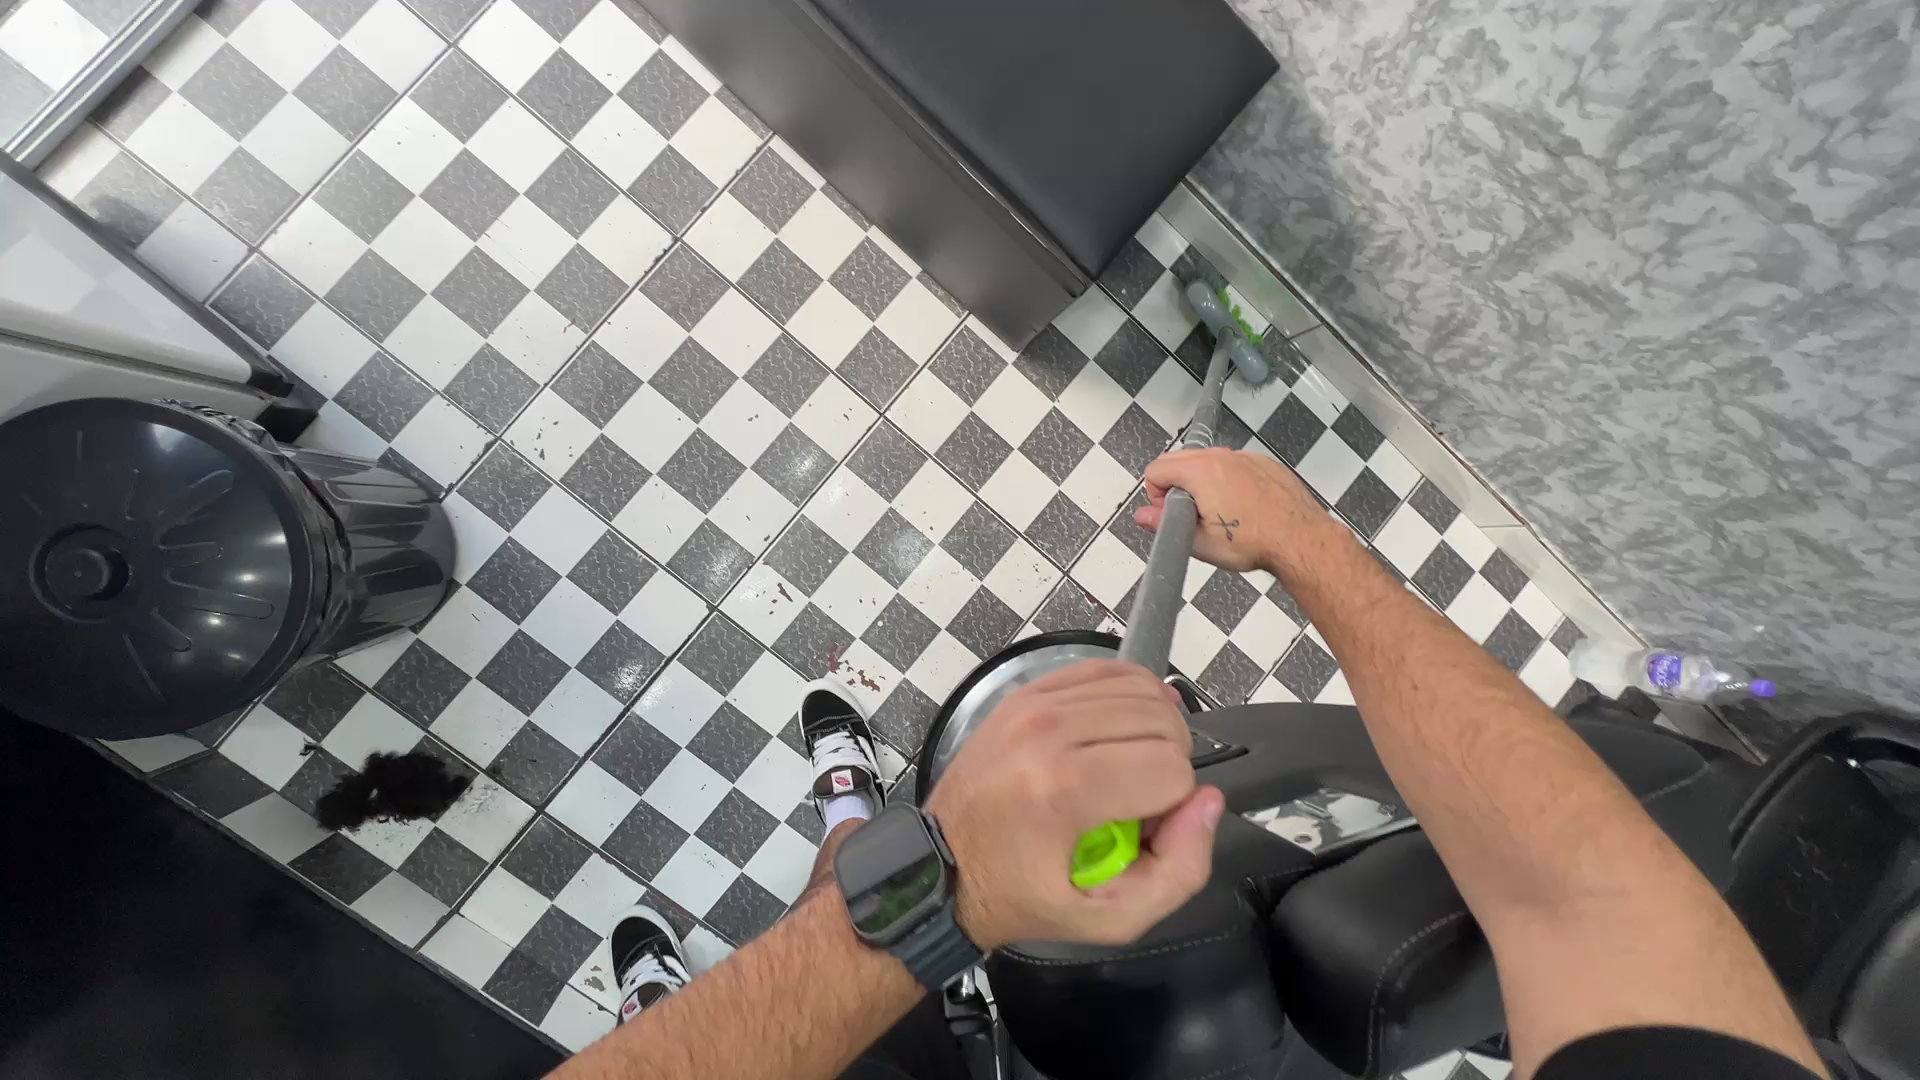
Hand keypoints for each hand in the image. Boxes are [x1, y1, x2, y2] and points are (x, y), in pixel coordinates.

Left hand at [925, 659, 1224, 949]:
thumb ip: (1179, 870)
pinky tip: (1124, 724)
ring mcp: (1034, 703)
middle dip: (1172, 762)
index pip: (1172, 771)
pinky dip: (1130, 692)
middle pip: (1161, 721)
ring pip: (1140, 688)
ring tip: (1134, 762)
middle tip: (1145, 797)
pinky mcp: (1027, 691)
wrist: (943, 862)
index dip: (1177, 806)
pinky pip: (1104, 669)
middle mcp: (1048, 732)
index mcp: (1063, 790)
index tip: (1148, 829)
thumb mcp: (1108, 917)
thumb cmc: (1023, 893)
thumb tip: (1208, 800)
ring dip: (1156, 726)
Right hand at [1134, 447, 1319, 572]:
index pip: (1156, 470)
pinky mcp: (1265, 464)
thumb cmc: (1253, 543)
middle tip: (1190, 516)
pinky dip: (1228, 481)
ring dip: (1202, 483)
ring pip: (1207, 462)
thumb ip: (1163, 525)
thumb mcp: (1200, 543)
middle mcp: (1221, 457)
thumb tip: (1141, 516)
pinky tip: (1242, 508)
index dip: (1155, 496)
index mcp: (1200, 471)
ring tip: (1219, 514)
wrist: (1301, 540)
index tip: (1170, 515)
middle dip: (1175, 486)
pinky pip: (1234, 466)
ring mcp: (1245, 457)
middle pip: (1178, 460)